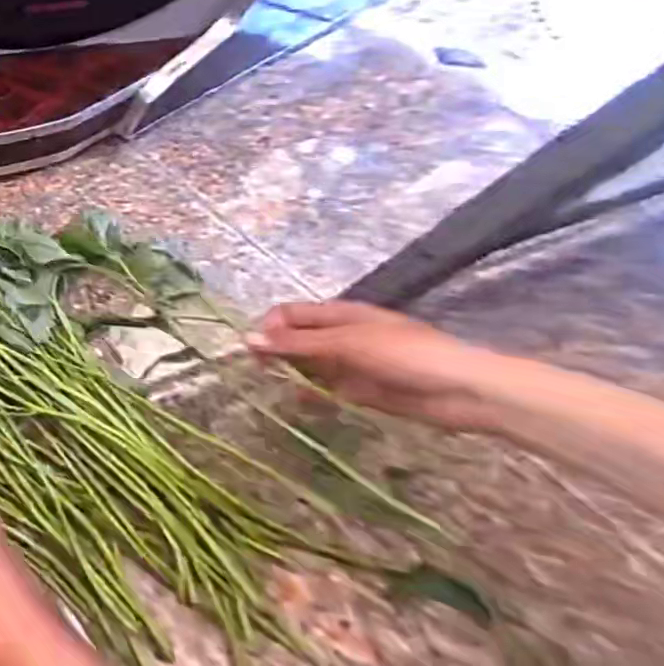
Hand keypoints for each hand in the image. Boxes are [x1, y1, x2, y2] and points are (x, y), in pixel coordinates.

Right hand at [248, 300, 501, 431]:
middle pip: (294, 339)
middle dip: (275, 352)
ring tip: (280, 385)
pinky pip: (327, 389)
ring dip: (291, 373)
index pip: (287, 314)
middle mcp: (339, 336)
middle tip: (262, 370)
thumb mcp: (346, 344)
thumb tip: (246, 338)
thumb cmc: (407, 355)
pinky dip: (311, 394)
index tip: (256, 349)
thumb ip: (296, 343)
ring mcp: (351, 364)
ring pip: (307, 365)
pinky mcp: (362, 391)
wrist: (470, 392)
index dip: (268, 327)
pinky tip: (305, 401)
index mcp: (337, 315)